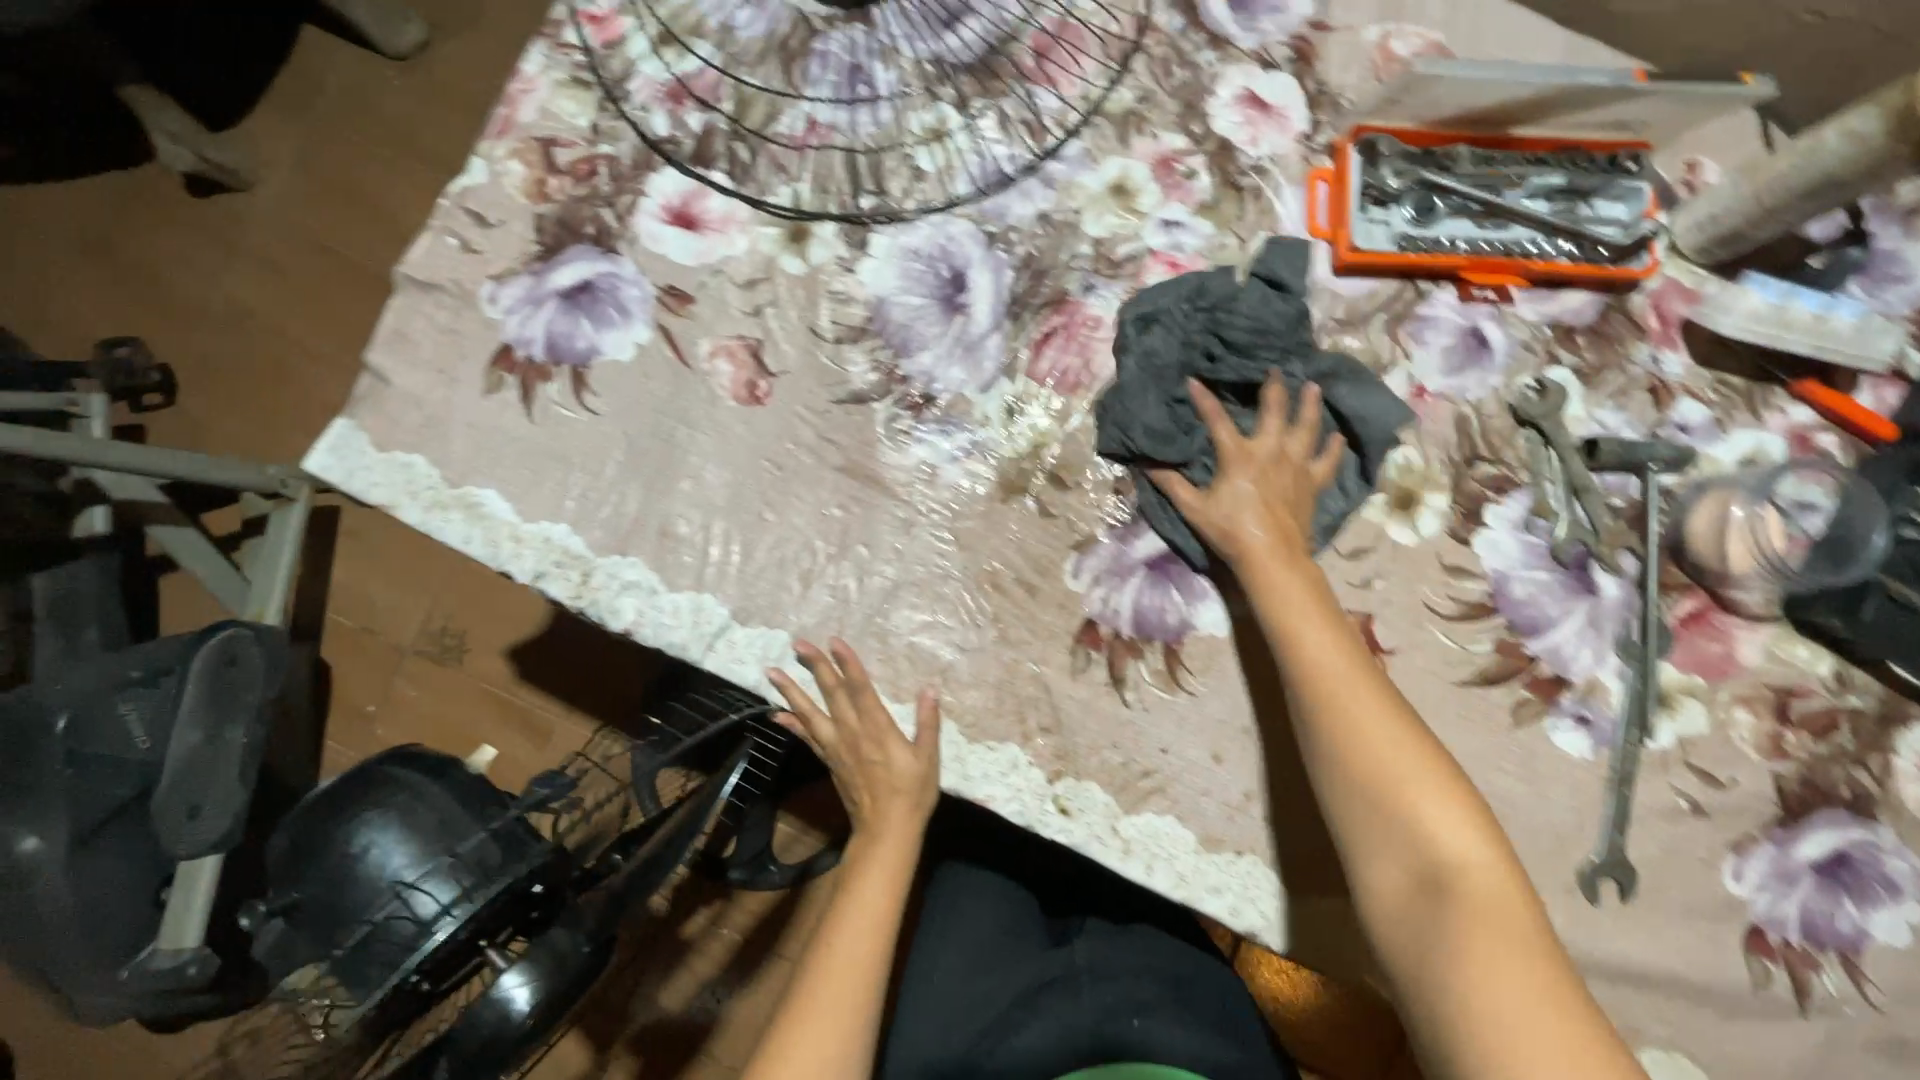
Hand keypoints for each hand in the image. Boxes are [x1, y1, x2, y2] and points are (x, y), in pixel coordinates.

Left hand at [767, 639, 941, 845]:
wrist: (886, 830)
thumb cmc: (913, 793)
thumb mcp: (928, 757)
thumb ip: (927, 723)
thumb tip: (929, 689)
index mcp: (878, 728)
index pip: (860, 689)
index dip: (848, 664)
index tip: (835, 642)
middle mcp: (852, 733)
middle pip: (832, 694)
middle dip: (816, 667)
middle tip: (799, 644)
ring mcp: (837, 747)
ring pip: (811, 713)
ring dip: (792, 691)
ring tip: (772, 673)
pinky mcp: (829, 760)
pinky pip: (807, 738)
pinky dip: (792, 724)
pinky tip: (777, 714)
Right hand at [1147, 373, 1344, 569]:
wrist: (1270, 556)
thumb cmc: (1230, 531)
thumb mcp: (1193, 508)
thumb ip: (1171, 484)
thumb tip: (1146, 465)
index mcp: (1238, 456)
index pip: (1217, 420)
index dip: (1204, 400)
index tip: (1194, 381)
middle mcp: (1270, 451)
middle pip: (1275, 411)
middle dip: (1274, 388)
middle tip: (1276, 370)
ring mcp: (1296, 465)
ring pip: (1307, 427)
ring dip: (1309, 405)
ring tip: (1313, 387)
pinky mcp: (1313, 483)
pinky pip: (1326, 460)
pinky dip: (1332, 448)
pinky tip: (1337, 436)